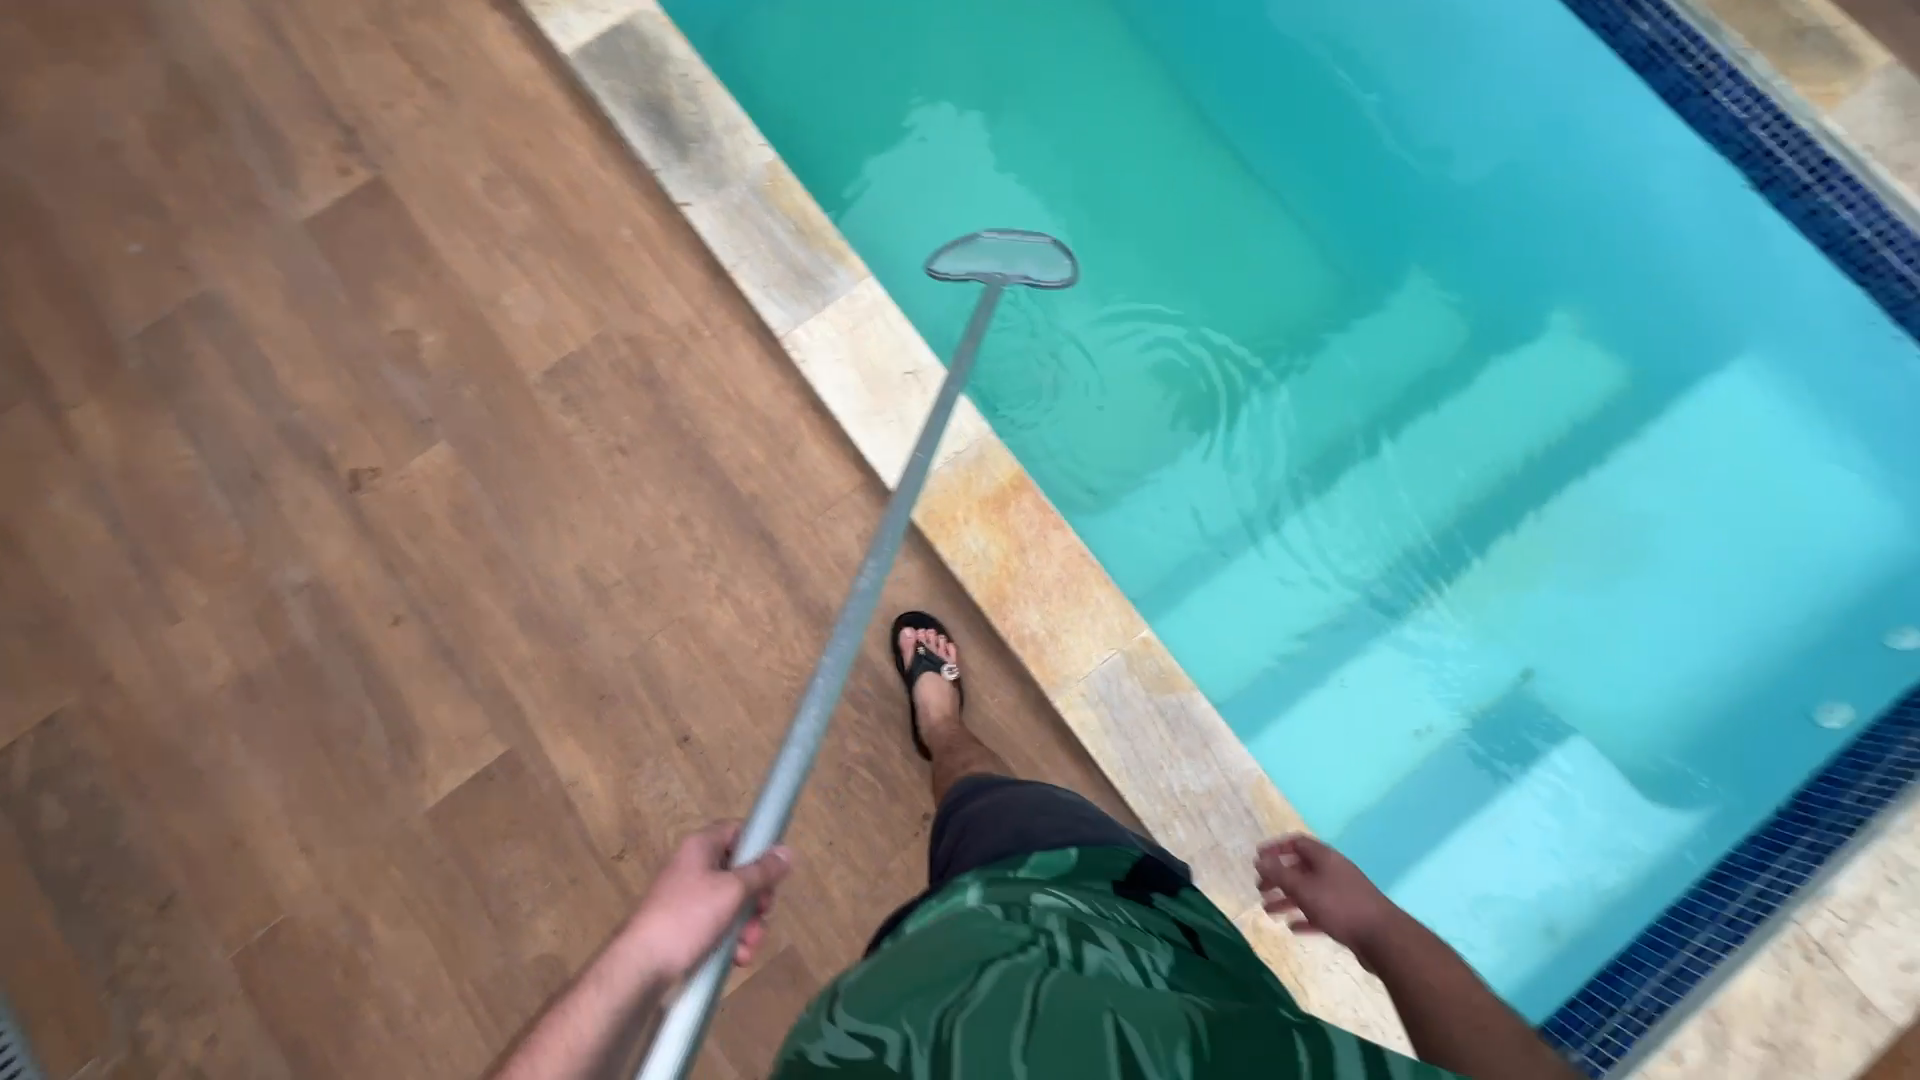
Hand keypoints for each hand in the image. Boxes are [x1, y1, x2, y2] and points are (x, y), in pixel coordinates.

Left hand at [628, 822, 791, 978]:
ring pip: (732, 902)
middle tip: (762, 913)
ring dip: (747, 924)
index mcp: (701, 846)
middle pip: (739, 871)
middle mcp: (693, 867)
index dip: (759, 847)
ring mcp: (688, 898)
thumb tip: (787, 851)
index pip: (738, 830)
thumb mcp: (732, 890)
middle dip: (757, 897)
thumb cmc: (688, 918)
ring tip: (748, 946)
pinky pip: (717, 925)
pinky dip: (731, 939)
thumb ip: (763, 871)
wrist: (639, 968)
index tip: (772, 872)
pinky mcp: (684, 927)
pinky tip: (737, 958)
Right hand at [1255, 833, 1407, 965]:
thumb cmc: (1339, 906)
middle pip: (1300, 869)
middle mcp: (1333, 871)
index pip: (1296, 843)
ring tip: (1269, 911)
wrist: (1384, 939)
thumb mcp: (1303, 887)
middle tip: (1260, 889)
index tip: (1258, 859)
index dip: (1276, 848)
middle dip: (1278, 878)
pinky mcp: (1349, 917)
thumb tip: (1259, 860)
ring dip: (1287, 900)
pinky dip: (1305, 918)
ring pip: (1309, 892)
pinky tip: (1293, 928)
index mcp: (1324, 858)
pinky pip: (1321, 912)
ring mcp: (1342, 894)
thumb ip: (1279, 874)